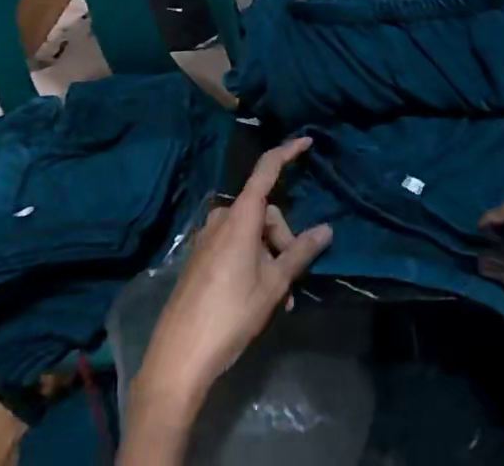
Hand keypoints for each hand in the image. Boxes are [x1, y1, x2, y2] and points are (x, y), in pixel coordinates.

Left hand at [132, 137, 332, 422]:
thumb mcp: (273, 284)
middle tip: (293, 278)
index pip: (266, 171)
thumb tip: (327, 230)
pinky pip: (235, 248)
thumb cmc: (230, 316)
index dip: (287, 152)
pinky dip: (253, 264)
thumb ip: (301, 252)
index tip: (307, 141)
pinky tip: (260, 298)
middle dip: (284, 239)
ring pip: (252, 234)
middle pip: (266, 213)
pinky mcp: (199, 261)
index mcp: (239, 218)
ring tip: (280, 299)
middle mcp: (220, 221)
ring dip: (271, 258)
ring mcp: (206, 242)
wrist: (177, 362)